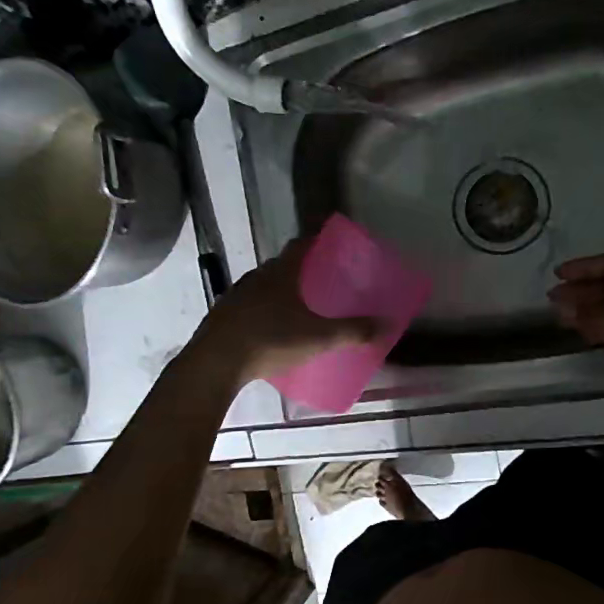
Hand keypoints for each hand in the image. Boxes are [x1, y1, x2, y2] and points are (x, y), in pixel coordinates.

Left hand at [191, 240, 377, 385]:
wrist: (216, 362)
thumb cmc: (270, 340)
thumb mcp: (318, 338)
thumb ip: (352, 331)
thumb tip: (386, 325)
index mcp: (280, 274)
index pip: (300, 246)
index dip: (315, 241)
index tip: (330, 243)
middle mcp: (256, 278)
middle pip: (280, 266)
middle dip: (299, 271)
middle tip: (319, 281)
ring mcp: (235, 296)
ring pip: (261, 287)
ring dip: (278, 292)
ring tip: (296, 308)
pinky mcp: (221, 316)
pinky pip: (247, 307)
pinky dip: (260, 312)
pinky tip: (269, 330)